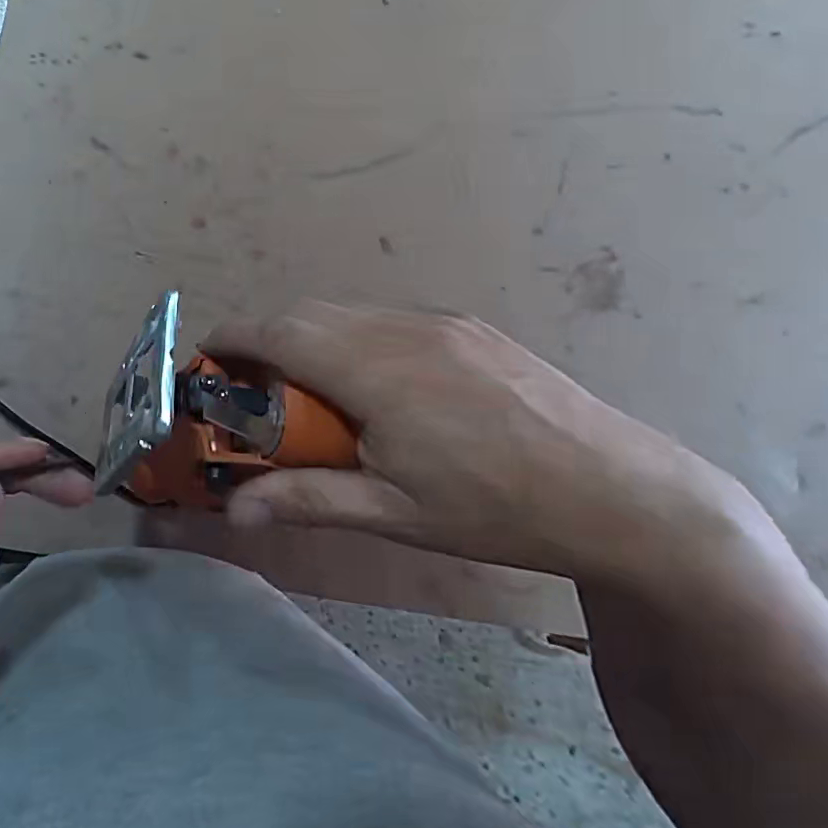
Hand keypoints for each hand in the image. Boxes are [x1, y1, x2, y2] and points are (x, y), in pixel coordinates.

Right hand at [203, 302, 773, 590]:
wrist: (621, 490)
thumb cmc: (498, 508)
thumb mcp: (395, 514)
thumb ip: (307, 500)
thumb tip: (234, 509)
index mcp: (377, 369)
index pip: (279, 331)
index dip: (232, 339)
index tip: (206, 363)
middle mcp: (404, 327)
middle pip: (307, 314)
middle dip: (265, 341)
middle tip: (251, 391)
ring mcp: (443, 322)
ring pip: (348, 313)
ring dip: (311, 340)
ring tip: (310, 395)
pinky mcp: (469, 328)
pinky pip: (387, 319)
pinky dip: (353, 340)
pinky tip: (373, 388)